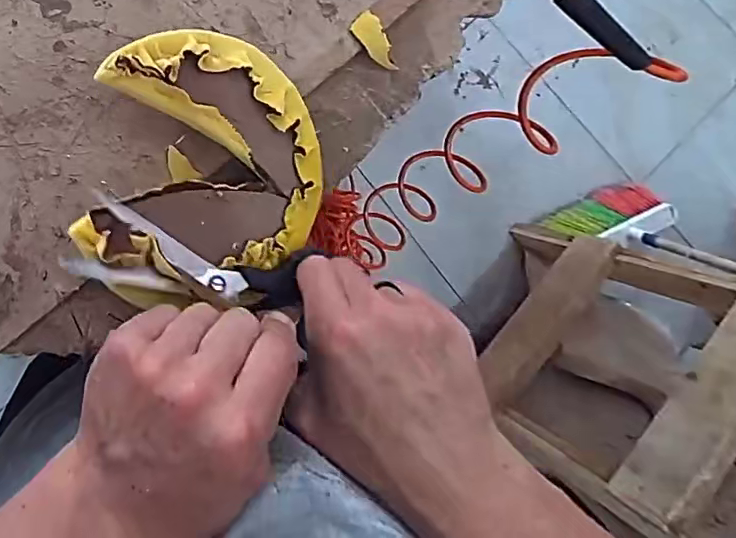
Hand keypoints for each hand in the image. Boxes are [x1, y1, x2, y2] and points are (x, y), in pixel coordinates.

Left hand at [0, 303, 297, 537]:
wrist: (112, 505)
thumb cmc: (188, 493)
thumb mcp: (253, 466)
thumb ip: (273, 396)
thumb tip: (283, 326)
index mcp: (238, 426)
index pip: (278, 342)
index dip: (277, 337)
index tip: (269, 340)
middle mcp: (197, 391)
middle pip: (241, 319)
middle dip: (238, 338)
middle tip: (224, 364)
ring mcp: (155, 366)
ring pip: (203, 311)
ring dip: (202, 333)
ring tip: (189, 365)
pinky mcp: (122, 349)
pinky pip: (165, 312)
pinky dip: (167, 331)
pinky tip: (162, 361)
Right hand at [287, 257, 604, 537]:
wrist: (450, 471)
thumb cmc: (374, 452)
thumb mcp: (310, 418)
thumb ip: (290, 364)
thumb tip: (285, 332)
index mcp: (337, 329)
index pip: (314, 266)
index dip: (308, 280)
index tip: (311, 298)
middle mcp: (376, 309)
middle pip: (345, 265)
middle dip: (337, 287)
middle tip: (343, 318)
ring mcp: (416, 309)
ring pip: (380, 285)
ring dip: (374, 304)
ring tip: (384, 342)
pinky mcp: (445, 314)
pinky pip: (413, 299)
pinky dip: (405, 316)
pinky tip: (412, 350)